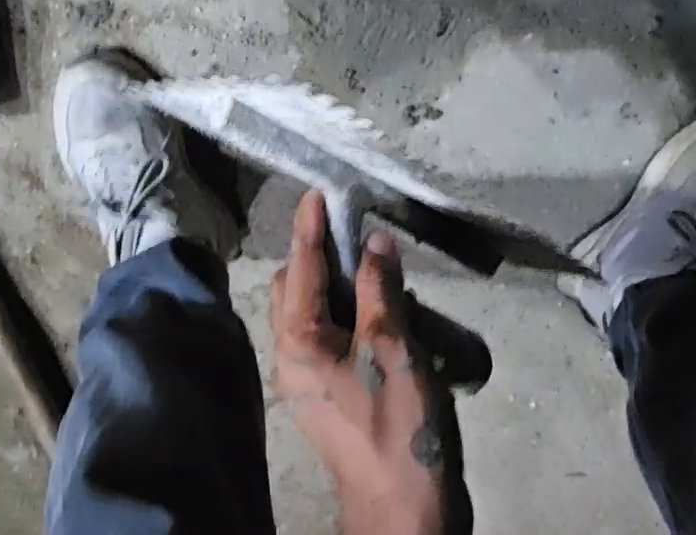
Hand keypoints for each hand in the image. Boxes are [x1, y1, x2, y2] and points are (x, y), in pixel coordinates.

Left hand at [270, 191, 466, 534]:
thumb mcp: (393, 347)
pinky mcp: (329, 392)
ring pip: (313, 311)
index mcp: (297, 341)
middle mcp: (291, 355)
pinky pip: (330, 335)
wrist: (404, 512)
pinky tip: (383, 311)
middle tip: (356, 234)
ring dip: (340, 285)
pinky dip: (351, 314)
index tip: (317, 192)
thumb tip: (374, 241)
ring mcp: (308, 377)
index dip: (309, 227)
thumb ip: (379, 289)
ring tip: (375, 268)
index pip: (300, 267)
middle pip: (296, 287)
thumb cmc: (396, 426)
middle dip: (321, 256)